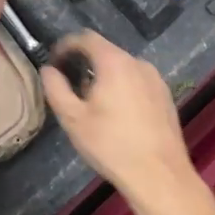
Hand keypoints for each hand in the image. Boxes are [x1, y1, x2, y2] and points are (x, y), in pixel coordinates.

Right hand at [40, 31, 194, 202]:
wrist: (159, 176)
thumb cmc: (111, 145)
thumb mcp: (73, 119)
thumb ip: (56, 88)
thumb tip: (48, 70)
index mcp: (114, 63)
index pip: (86, 38)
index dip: (66, 45)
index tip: (54, 61)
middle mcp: (138, 63)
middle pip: (106, 52)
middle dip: (84, 64)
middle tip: (69, 86)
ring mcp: (156, 80)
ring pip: (123, 68)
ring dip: (104, 77)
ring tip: (92, 104)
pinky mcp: (166, 97)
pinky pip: (137, 82)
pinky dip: (122, 88)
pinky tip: (117, 115)